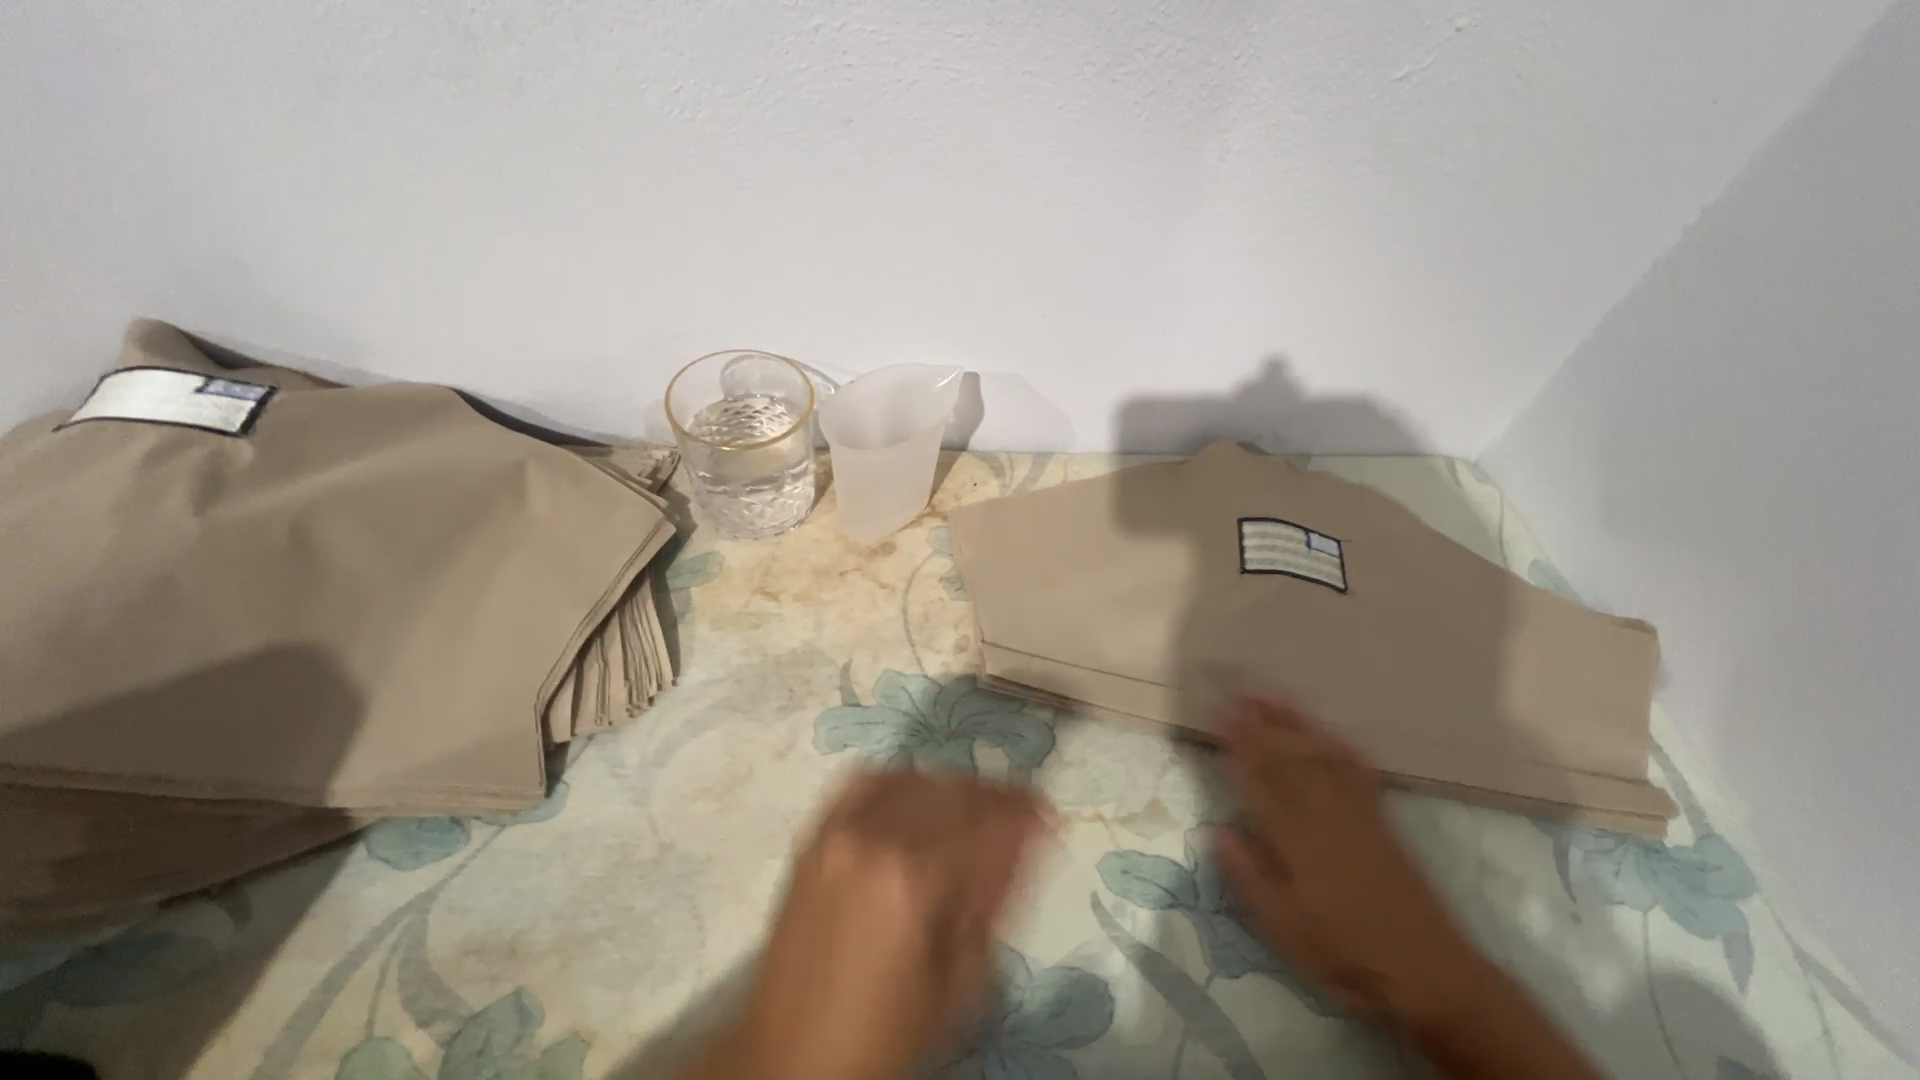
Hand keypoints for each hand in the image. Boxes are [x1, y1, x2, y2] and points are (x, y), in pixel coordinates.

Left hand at [687, 769, 1047, 1079]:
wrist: (789, 1054)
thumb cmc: (886, 1032)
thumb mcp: (959, 982)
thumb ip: (990, 902)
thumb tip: (1018, 843)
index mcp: (916, 880)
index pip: (985, 820)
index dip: (1024, 809)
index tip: (1047, 813)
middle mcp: (874, 839)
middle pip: (951, 790)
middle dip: (994, 795)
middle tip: (1020, 812)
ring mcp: (837, 833)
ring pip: (911, 779)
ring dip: (952, 786)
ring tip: (974, 808)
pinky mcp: (812, 839)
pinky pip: (863, 784)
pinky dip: (899, 780)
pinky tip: (918, 794)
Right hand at [1218, 697, 1487, 1024]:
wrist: (1426, 972)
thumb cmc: (1343, 953)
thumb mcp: (1281, 927)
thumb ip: (1248, 876)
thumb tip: (1216, 830)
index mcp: (1296, 839)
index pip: (1261, 779)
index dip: (1239, 745)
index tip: (1220, 715)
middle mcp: (1325, 815)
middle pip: (1290, 758)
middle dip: (1262, 723)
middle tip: (1237, 694)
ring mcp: (1358, 814)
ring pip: (1321, 755)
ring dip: (1295, 723)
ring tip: (1271, 698)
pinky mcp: (1382, 821)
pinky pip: (1357, 771)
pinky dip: (1338, 746)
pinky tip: (1327, 733)